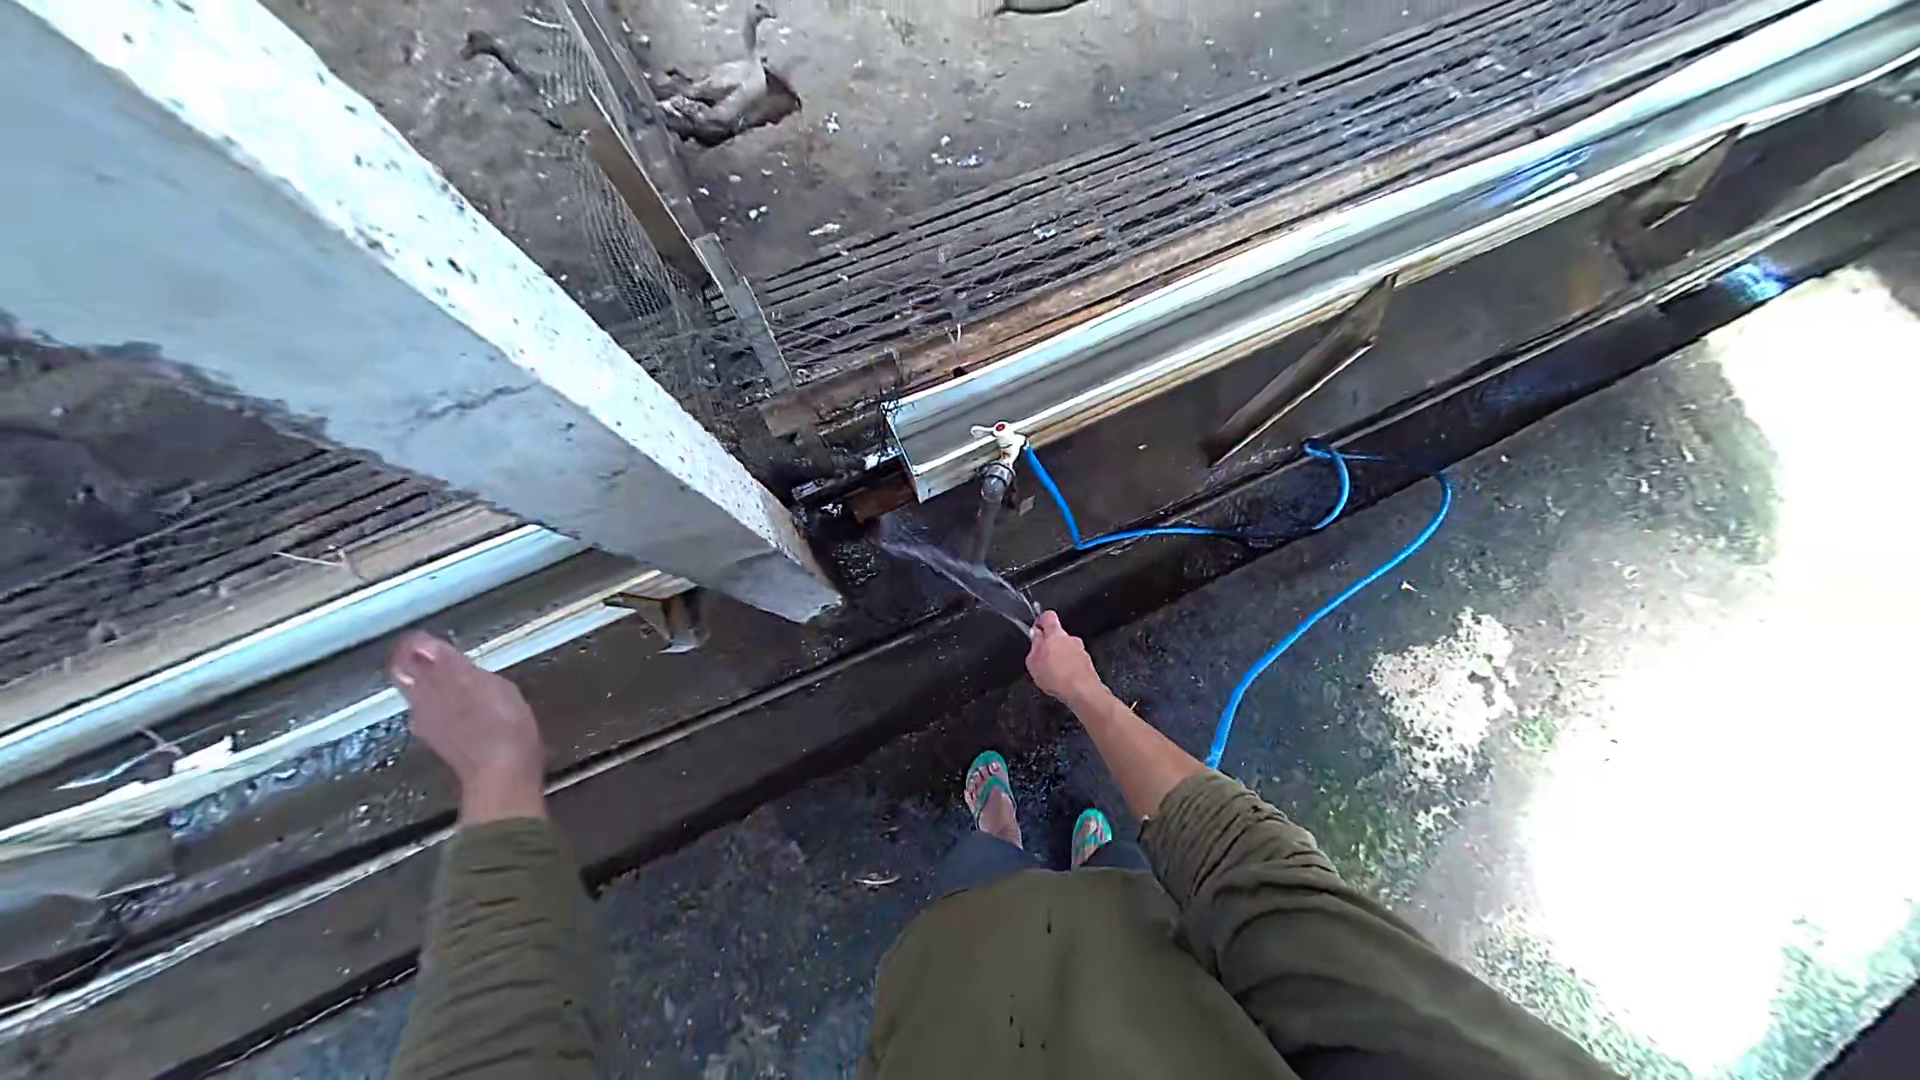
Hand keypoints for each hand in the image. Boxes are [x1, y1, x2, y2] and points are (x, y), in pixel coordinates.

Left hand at [388, 630, 547, 823]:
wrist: (505, 774)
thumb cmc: (499, 725)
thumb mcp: (480, 685)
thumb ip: (449, 666)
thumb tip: (422, 644)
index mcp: (428, 694)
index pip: (406, 664)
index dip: (412, 648)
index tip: (421, 635)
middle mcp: (423, 711)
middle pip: (413, 682)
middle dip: (420, 665)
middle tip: (434, 649)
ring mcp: (437, 730)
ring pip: (426, 698)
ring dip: (435, 682)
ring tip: (454, 670)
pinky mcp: (454, 744)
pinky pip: (442, 713)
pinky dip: (449, 700)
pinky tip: (465, 700)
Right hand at [1026, 611, 1105, 706]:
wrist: (1082, 692)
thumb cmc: (1058, 677)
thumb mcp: (1033, 662)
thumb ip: (1034, 645)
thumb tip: (1034, 636)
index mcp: (1055, 633)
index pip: (1048, 616)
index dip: (1041, 621)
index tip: (1036, 628)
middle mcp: (1070, 638)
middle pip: (1057, 634)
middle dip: (1049, 643)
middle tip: (1041, 657)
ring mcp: (1080, 650)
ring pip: (1066, 648)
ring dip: (1059, 656)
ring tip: (1052, 671)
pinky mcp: (1087, 662)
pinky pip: (1074, 660)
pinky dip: (1068, 666)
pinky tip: (1062, 678)